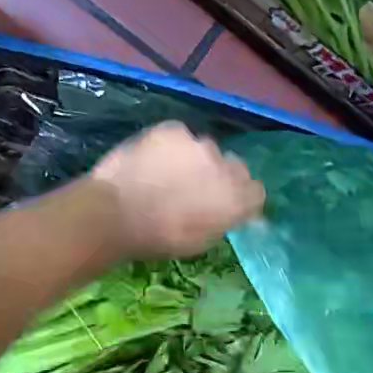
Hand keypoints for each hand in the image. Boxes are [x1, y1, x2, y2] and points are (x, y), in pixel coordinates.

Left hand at [87, 122, 264, 258]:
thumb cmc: (158, 239)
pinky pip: (178, 135)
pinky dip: (169, 145)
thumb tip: (230, 213)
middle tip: (193, 187)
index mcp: (236, 200)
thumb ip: (222, 222)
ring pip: (204, 149)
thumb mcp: (200, 242)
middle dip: (219, 175)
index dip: (240, 196)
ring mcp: (199, 145)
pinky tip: (151, 158)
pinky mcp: (173, 130)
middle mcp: (226, 168)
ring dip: (193, 159)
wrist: (117, 214)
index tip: (223, 203)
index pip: (255, 192)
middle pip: (234, 166)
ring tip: (166, 172)